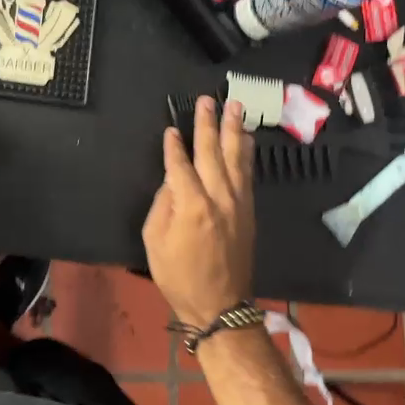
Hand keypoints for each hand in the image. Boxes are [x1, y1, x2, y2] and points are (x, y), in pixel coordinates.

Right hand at [142, 96, 254, 327]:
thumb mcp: (154, 241)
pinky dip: (247, 154)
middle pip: (213, 153)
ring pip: (237, 159)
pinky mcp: (249, 211)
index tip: (171, 128)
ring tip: (235, 107)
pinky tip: (246, 140)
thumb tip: (173, 182)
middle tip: (209, 100)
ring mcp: (238, 203)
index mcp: (191, 205)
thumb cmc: (179, 275)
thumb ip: (163, 205)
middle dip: (209, 124)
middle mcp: (218, 197)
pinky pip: (248, 175)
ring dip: (234, 131)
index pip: (180, 165)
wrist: (219, 305)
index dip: (174, 146)